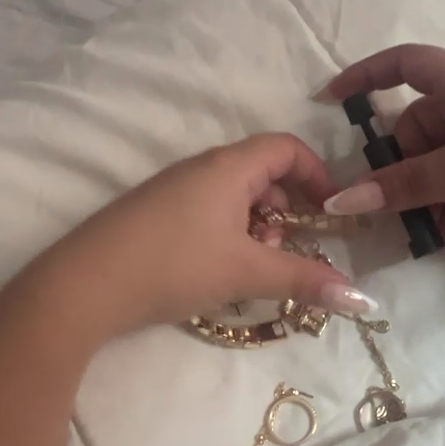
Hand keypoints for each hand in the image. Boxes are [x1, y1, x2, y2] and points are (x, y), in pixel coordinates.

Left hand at [22, 133, 374, 338]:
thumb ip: (305, 279)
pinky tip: (217, 272)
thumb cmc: (174, 265)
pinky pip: (207, 212)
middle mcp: (201, 168)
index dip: (316, 172)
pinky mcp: (154, 215)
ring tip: (251, 265)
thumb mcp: (246, 272)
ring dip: (256, 226)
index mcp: (228, 167)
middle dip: (285, 208)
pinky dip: (228, 235)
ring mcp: (173, 190)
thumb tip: (361, 299)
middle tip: (284, 247)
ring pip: (234, 196)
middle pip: (262, 172)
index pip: (285, 146)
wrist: (83, 286)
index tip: (329, 211)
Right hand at [322, 44, 444, 235]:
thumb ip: (406, 186)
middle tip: (391, 207)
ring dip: (429, 194)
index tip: (331, 100)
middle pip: (420, 129)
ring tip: (426, 230)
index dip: (365, 76)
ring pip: (444, 163)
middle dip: (402, 168)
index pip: (405, 64)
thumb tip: (343, 201)